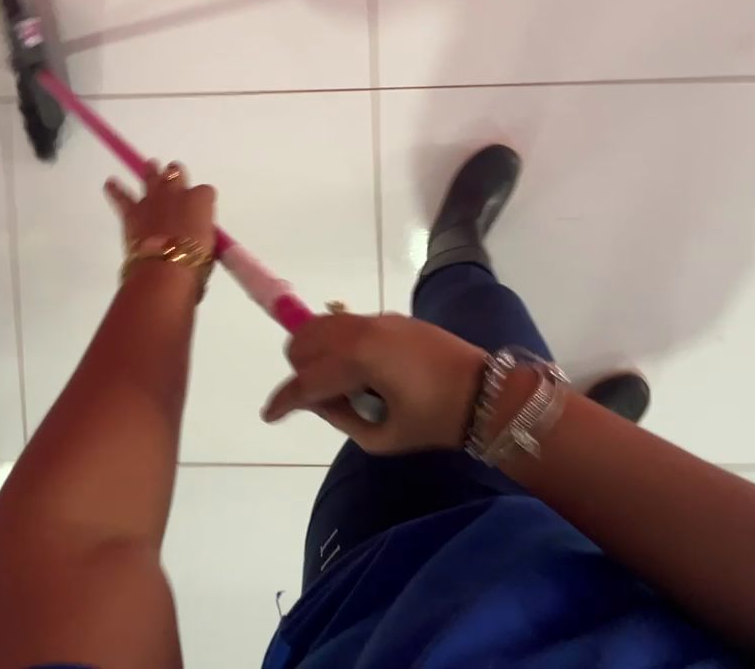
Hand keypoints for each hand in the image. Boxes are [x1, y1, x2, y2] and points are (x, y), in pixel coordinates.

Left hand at [104, 159, 215, 252]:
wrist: (165, 267)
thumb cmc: (196, 259)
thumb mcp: (211, 243)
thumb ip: (204, 231)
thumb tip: (198, 232)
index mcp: (200, 199)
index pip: (205, 191)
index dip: (203, 200)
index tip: (202, 211)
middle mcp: (177, 192)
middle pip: (177, 173)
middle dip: (177, 175)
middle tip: (177, 179)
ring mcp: (153, 199)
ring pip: (151, 176)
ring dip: (152, 171)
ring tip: (151, 165)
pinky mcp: (132, 211)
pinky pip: (122, 197)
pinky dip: (115, 190)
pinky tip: (109, 183)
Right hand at [261, 312, 489, 453]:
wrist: (485, 391)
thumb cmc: (435, 420)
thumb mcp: (383, 436)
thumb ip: (343, 418)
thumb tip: (322, 402)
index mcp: (360, 358)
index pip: (308, 380)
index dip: (285, 401)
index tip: (270, 415)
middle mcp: (364, 330)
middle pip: (306, 339)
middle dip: (300, 369)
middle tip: (317, 399)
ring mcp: (380, 319)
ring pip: (325, 325)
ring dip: (317, 352)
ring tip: (339, 385)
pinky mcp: (393, 318)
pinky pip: (349, 325)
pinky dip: (339, 344)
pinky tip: (360, 372)